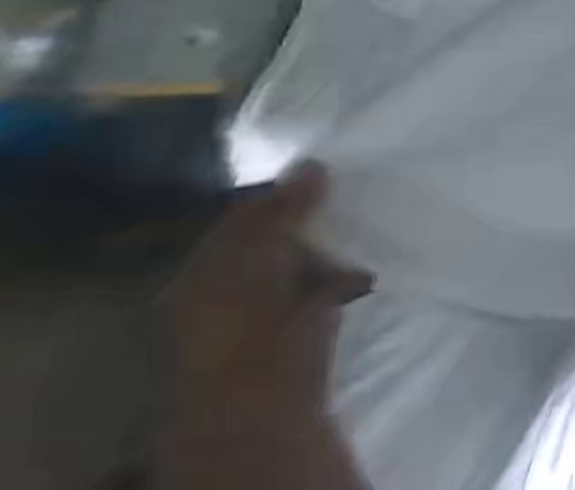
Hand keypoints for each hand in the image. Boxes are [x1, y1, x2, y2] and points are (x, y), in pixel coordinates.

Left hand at [167, 161, 371, 428]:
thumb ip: (286, 211)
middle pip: (274, 238)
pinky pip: (320, 291)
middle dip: (313, 218)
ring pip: (300, 265)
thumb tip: (312, 162)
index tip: (334, 171)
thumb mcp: (266, 259)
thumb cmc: (255, 329)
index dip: (286, 190)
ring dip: (331, 248)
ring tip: (370, 228)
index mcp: (203, 269)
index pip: (246, 214)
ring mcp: (257, 315)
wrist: (264, 412)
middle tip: (358, 194)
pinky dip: (342, 277)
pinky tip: (368, 271)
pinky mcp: (292, 334)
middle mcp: (221, 289)